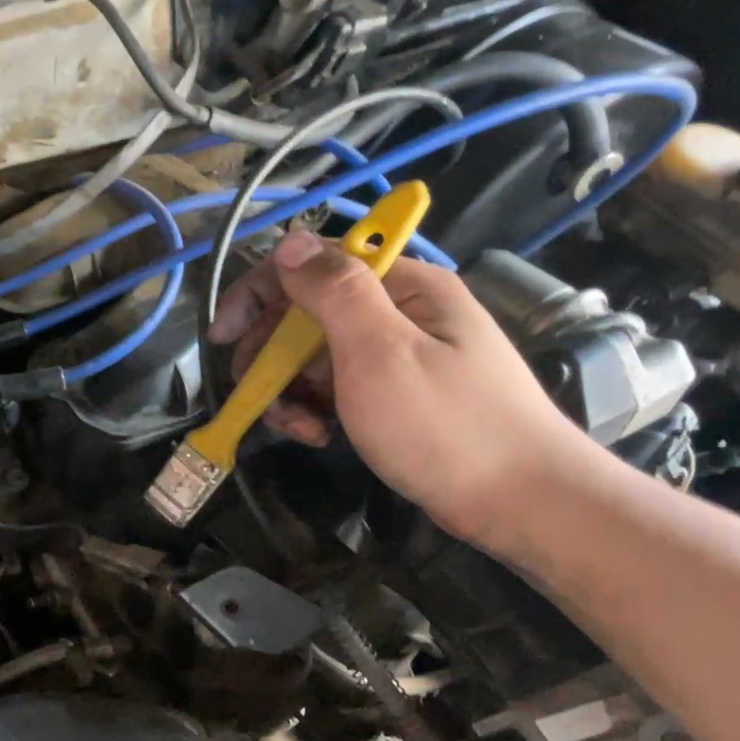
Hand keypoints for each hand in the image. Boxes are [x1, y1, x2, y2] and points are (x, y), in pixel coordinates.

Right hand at [206, 230, 597, 548]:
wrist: (516, 499)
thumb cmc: (445, 424)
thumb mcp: (380, 353)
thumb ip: (335, 293)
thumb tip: (291, 241)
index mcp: (403, 287)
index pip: (312, 265)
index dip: (259, 294)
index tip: (223, 338)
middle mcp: (397, 311)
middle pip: (305, 314)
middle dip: (270, 354)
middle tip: (257, 396)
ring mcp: (394, 354)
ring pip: (311, 356)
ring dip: (288, 390)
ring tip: (298, 428)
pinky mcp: (391, 393)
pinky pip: (332, 387)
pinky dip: (313, 409)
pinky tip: (318, 435)